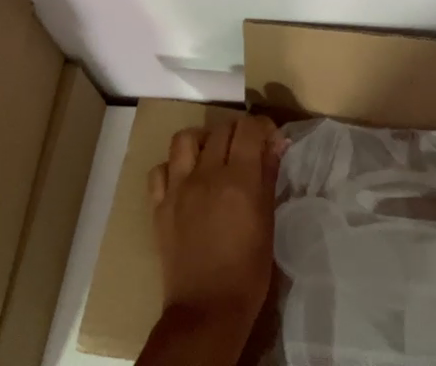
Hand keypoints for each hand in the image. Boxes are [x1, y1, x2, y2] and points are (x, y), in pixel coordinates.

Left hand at [140, 115, 281, 364]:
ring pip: (184, 139)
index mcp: (238, 180)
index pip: (249, 128)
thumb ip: (268, 176)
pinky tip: (185, 179)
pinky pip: (159, 170)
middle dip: (238, 133)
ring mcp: (178, 189)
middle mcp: (206, 175)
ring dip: (202, 140)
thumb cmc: (248, 271)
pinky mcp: (159, 206)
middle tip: (247, 151)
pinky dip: (173, 167)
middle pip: (221, 130)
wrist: (207, 309)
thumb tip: (276, 143)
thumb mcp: (267, 221)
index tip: (270, 140)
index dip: (263, 127)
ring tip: (212, 156)